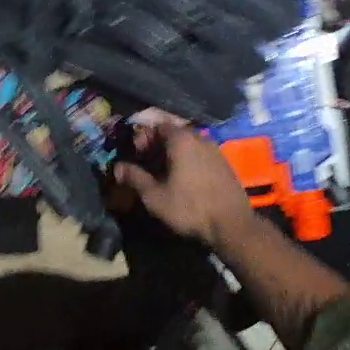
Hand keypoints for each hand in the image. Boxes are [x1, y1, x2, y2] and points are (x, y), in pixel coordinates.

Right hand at [113, 124, 256, 246]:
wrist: (232, 224)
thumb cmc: (190, 208)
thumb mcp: (155, 196)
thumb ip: (135, 178)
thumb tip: (117, 167)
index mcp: (182, 139)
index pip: (158, 125)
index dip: (144, 137)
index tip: (135, 153)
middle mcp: (200, 138)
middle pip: (174, 133)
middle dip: (157, 145)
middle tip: (146, 164)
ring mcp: (215, 150)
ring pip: (188, 144)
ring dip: (173, 154)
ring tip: (162, 174)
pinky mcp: (224, 164)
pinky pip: (200, 154)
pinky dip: (188, 161)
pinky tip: (183, 180)